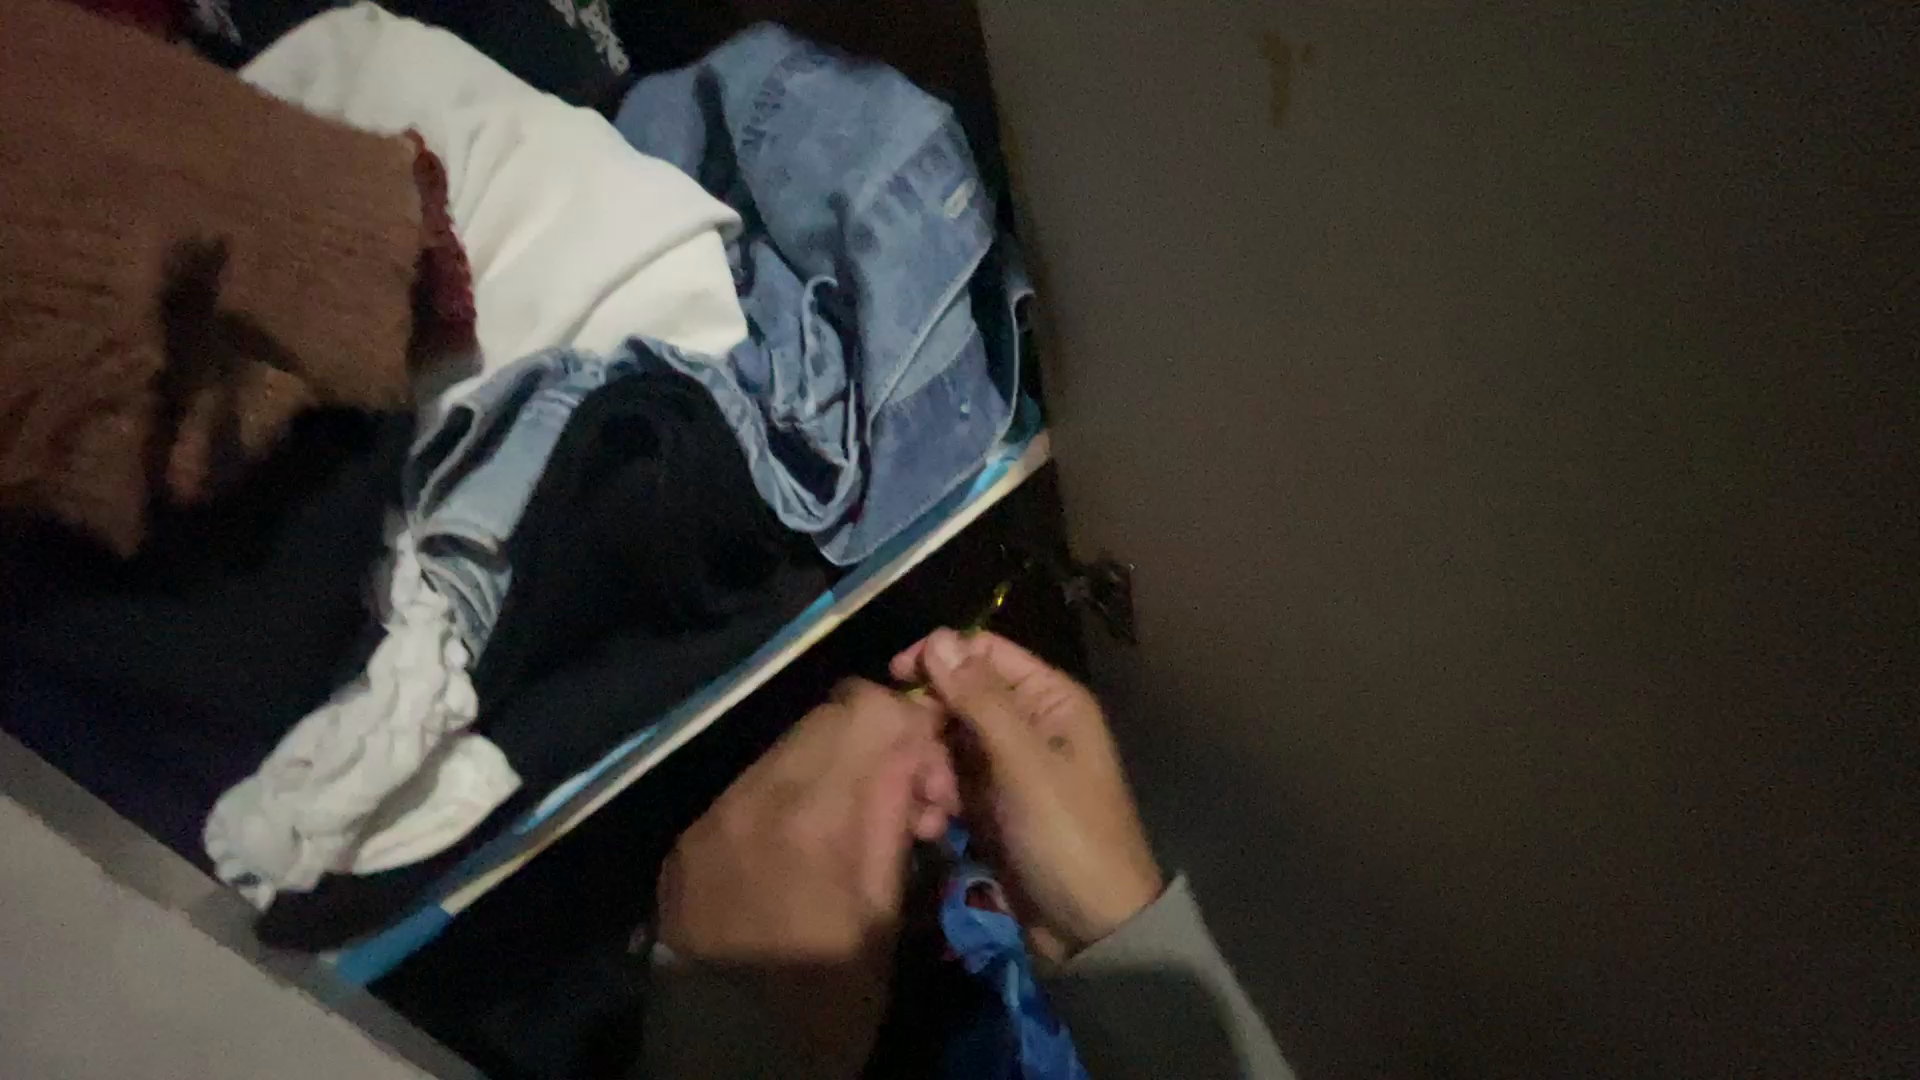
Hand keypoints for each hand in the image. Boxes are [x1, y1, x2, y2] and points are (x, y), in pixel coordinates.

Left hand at [656, 679, 954, 1077]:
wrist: (721, 1077)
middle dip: (878, 739)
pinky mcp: (689, 836)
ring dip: (837, 763)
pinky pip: (756, 781)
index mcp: (815, 819)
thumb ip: (894, 815)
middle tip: (905, 797)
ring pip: (792, 742)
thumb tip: (912, 751)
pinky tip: (808, 836)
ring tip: (856, 818)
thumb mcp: (883, 916)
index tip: (929, 773)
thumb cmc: (825, 1008)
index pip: (867, 708)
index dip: (909, 723)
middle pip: (829, 713)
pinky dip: (794, 790)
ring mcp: (713, 814)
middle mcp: (754, 797)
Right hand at [893, 629, 1164, 960]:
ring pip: (949, 741)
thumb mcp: (1024, 762)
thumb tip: (939, 637)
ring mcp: (1008, 764)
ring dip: (932, 767)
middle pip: (960, 697)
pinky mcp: (992, 802)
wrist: (1092, 932)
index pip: (985, 653)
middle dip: (931, 725)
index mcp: (1049, 699)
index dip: (940, 657)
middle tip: (914, 761)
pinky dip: (939, 796)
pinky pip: (952, 780)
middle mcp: (1029, 722)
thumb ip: (980, 699)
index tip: (895, 675)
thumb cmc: (1068, 834)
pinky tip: (935, 824)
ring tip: (936, 804)